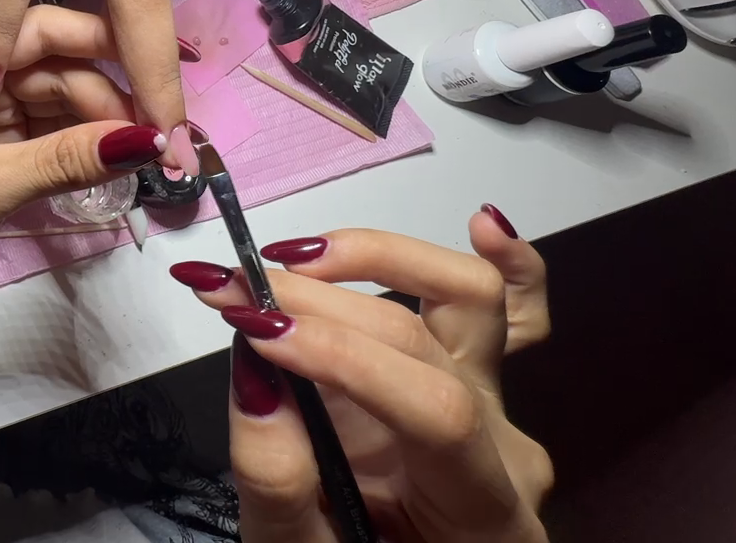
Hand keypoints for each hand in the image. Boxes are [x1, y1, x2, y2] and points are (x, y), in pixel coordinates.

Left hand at [0, 6, 169, 314]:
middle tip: (162, 137)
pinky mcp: (0, 146)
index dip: (102, 46)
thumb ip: (65, 160)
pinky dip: (84, 149)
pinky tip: (119, 162)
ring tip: (153, 152)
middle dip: (107, 100)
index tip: (162, 69)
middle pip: (58, 69)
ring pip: (62, 103)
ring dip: (102, 126)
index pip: (40, 32)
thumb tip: (149, 141)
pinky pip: (54, 136)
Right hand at [172, 210, 552, 541]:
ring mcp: (496, 399)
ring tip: (289, 257)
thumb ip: (278, 479)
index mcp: (483, 515)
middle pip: (419, 338)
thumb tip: (253, 369)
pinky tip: (481, 221)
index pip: (431, 409)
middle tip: (223, 288)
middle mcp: (505, 443)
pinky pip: (513, 311)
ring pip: (466, 298)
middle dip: (310, 301)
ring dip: (372, 258)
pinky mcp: (474, 371)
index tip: (251, 324)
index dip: (340, 353)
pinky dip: (504, 261)